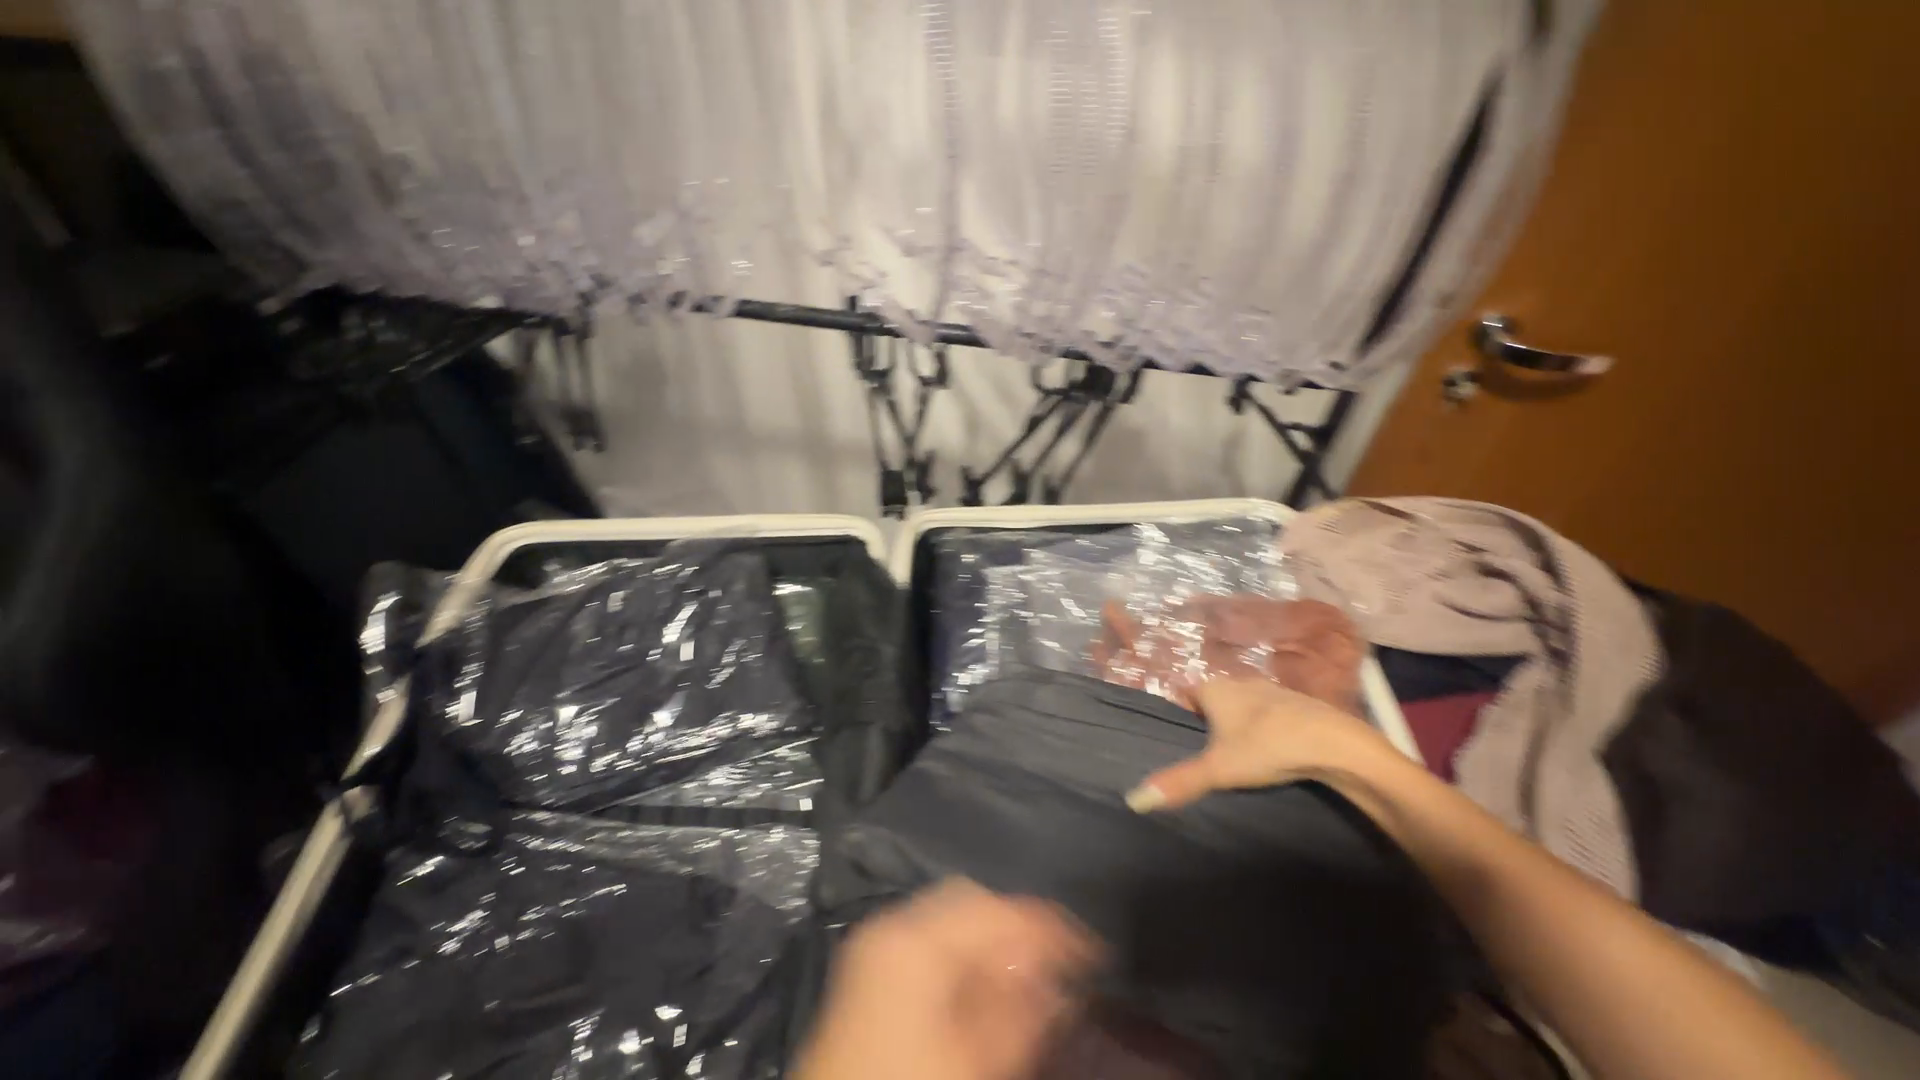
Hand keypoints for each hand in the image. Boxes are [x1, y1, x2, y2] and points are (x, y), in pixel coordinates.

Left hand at [794, 879, 1102, 1079]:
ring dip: (991, 938)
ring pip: (950, 915)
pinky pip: (928, 938)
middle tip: (1054, 963)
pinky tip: (983, 987)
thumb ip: (1021, 1011)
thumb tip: (1059, 978)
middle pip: (970, 899)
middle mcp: (892, 923)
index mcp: (915, 937)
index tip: (1091, 948)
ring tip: (1025, 978)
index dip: (1051, 926)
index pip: (998, 908)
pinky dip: (962, 952)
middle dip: (1017, 925)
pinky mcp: (871, 966)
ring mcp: (876, 942)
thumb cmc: (911, 1078)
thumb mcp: (976, 1057)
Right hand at [1125, 678, 1403, 812]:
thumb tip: (1133, 800)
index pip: (1187, 692)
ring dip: (1241, 725)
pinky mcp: (1300, 706)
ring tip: (1239, 756)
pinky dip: (1268, 730)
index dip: (1182, 713)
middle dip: (1211, 720)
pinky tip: (1274, 753)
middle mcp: (1242, 682)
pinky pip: (1272, 716)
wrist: (1336, 744)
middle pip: (1216, 699)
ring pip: (1246, 706)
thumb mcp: (1218, 769)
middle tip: (1207, 752)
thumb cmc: (1267, 747)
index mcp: (1216, 689)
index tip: (1182, 739)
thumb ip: (1178, 782)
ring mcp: (1274, 691)